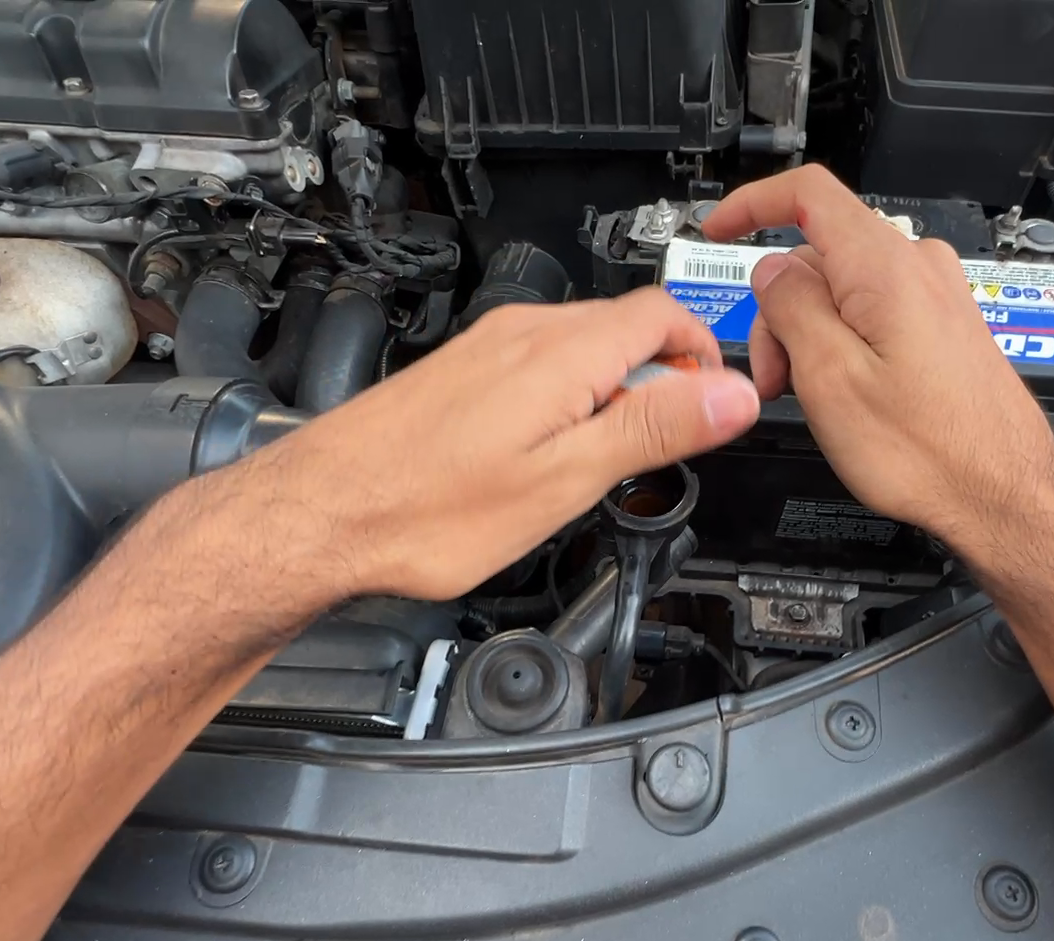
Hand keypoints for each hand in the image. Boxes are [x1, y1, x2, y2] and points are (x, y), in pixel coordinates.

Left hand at [230, 288, 760, 602]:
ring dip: (615, 392)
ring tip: (604, 459)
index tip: (711, 407)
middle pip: (626, 328)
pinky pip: (540, 367)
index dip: (703, 354)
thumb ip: (654, 429)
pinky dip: (570, 399)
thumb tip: (731, 396)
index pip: (663, 313)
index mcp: (562, 353)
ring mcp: (488, 350)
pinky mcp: (463, 373)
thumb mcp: (566, 478)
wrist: (322, 514)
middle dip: (662, 379)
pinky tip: (550, 452)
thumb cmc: (429, 509)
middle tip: (661, 447)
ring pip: (583, 349)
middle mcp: (523, 335)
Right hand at [702, 165, 1053, 558]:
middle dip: (778, 313)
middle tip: (772, 381)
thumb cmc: (925, 449)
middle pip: (816, 259)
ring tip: (810, 398)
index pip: (808, 195)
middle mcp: (916, 267)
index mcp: (884, 268)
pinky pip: (871, 313)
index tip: (718, 229)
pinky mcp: (941, 324)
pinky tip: (842, 393)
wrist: (999, 493)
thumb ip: (791, 309)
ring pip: (840, 291)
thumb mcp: (830, 378)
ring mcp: (933, 295)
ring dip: (808, 336)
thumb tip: (770, 270)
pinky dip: (840, 343)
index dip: (752, 203)